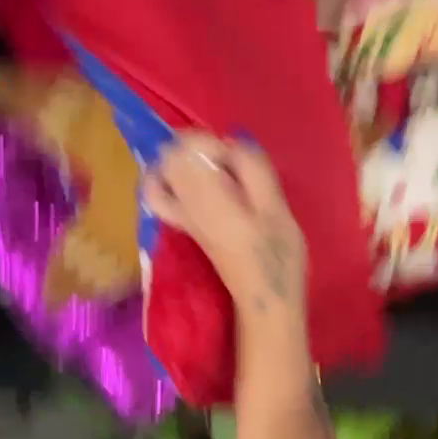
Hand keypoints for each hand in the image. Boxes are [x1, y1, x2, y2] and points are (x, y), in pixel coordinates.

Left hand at [143, 134, 304, 327]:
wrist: (266, 296)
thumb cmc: (277, 253)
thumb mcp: (276, 208)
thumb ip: (255, 170)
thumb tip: (235, 142)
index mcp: (207, 190)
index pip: (192, 144)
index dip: (219, 143)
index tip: (244, 162)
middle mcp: (184, 198)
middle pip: (174, 153)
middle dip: (202, 148)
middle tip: (235, 166)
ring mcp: (181, 213)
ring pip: (164, 169)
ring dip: (188, 161)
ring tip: (218, 171)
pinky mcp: (185, 224)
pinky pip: (160, 193)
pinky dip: (169, 181)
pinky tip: (191, 183)